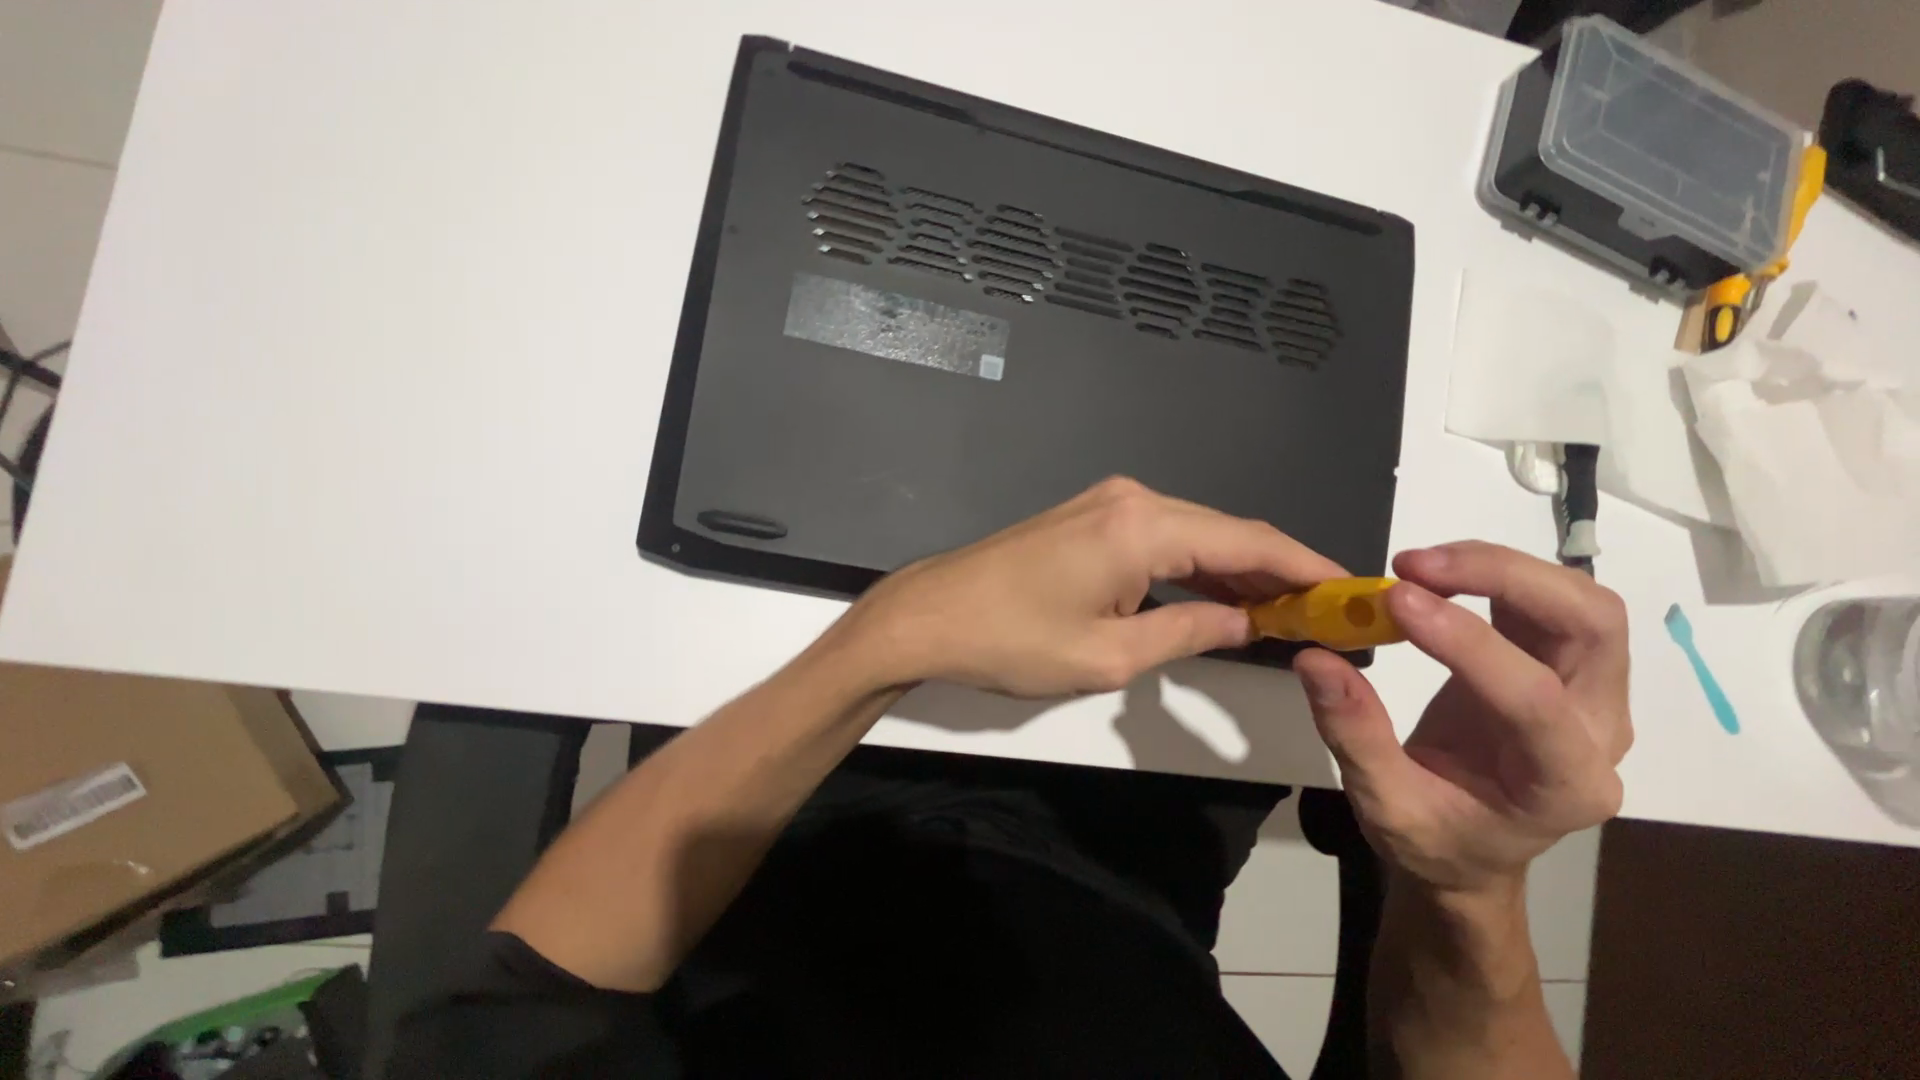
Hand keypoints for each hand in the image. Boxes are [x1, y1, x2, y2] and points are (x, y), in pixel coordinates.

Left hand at [833, 476, 1343, 697]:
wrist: (929, 615)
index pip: (1248, 541)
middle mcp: (1134, 499)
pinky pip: (1161, 538)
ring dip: (1238, 569)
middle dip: (1279, 569)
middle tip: (1328, 610)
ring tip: (1287, 611)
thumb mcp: (1110, 655)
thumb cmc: (1013, 641)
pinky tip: (1220, 598)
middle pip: (1226, 531)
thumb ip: (1189, 633)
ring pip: (1195, 534)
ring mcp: (1107, 503)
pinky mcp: (1088, 517)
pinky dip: (1196, 567)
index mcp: (1144, 527)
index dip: (1306, 566)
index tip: (1352, 590)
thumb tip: (1248, 623)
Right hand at [1294, 542, 1631, 894]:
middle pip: (1591, 627)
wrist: (1472, 853)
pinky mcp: (1565, 669)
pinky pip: (1550, 604)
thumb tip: (1315, 657)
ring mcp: (1593, 696)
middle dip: (1505, 579)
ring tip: (1418, 564)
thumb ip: (1354, 732)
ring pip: (1581, 603)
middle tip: (1413, 566)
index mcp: (1564, 783)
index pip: (1533, 697)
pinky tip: (1439, 574)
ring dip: (1501, 568)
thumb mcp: (1383, 804)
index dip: (1467, 641)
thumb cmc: (1434, 840)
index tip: (1394, 599)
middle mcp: (1601, 732)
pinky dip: (1494, 576)